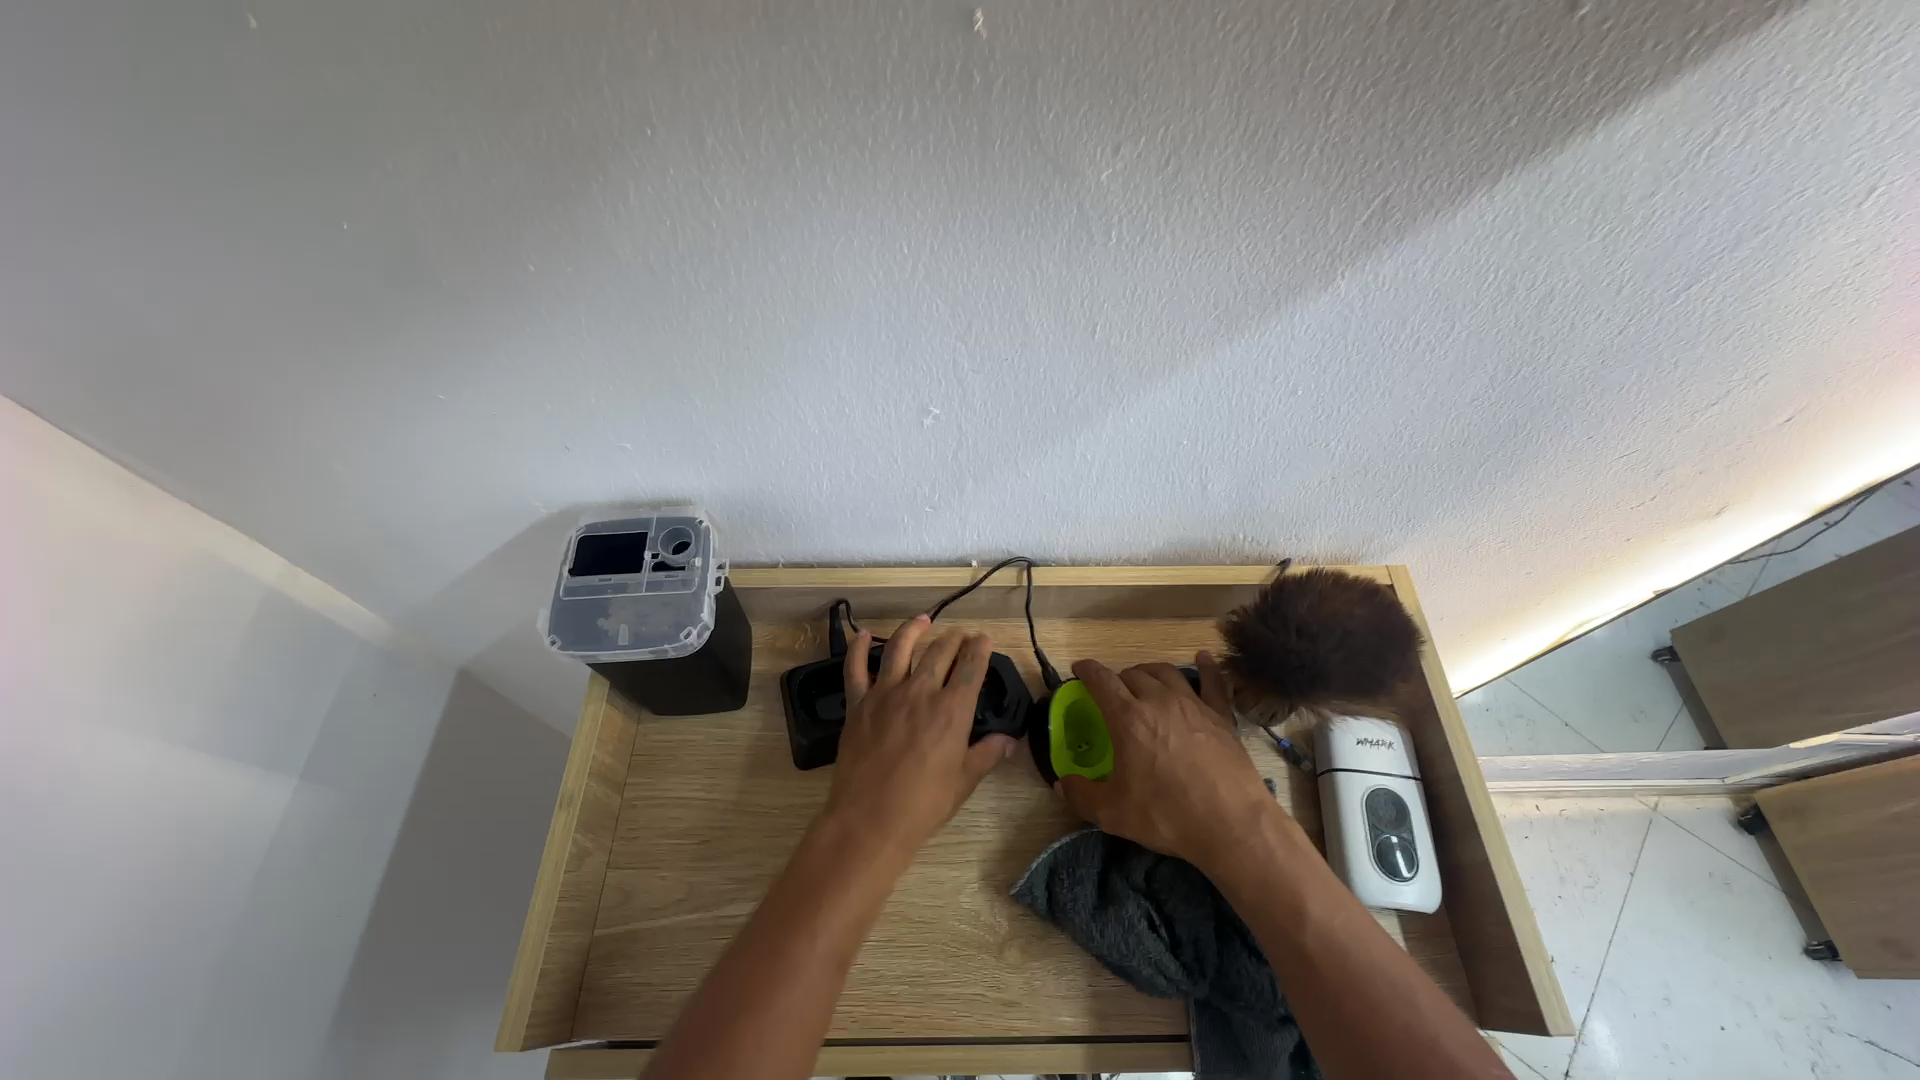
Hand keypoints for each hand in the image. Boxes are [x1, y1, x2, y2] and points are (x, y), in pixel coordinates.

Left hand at [819, 615, 1016, 860]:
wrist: (869, 820)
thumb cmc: (922, 805)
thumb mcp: (963, 782)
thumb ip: (987, 755)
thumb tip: (1010, 740)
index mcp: (951, 710)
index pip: (971, 666)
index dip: (980, 648)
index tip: (984, 639)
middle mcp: (920, 692)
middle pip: (940, 651)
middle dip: (954, 638)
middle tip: (961, 635)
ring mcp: (885, 694)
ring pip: (900, 648)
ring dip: (914, 630)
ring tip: (923, 620)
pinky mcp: (858, 704)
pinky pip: (855, 668)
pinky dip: (859, 649)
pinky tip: (863, 635)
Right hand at [1055, 652, 1285, 873]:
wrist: (1231, 824)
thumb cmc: (1166, 815)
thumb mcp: (1112, 813)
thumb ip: (1081, 795)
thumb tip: (1062, 783)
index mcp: (1128, 718)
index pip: (1102, 681)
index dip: (1087, 671)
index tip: (1079, 668)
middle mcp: (1159, 701)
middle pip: (1134, 674)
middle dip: (1118, 678)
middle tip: (1113, 692)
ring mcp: (1194, 705)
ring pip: (1167, 672)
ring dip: (1150, 671)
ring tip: (1144, 679)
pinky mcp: (1221, 717)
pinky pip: (1213, 682)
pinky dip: (1206, 667)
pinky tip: (1203, 658)